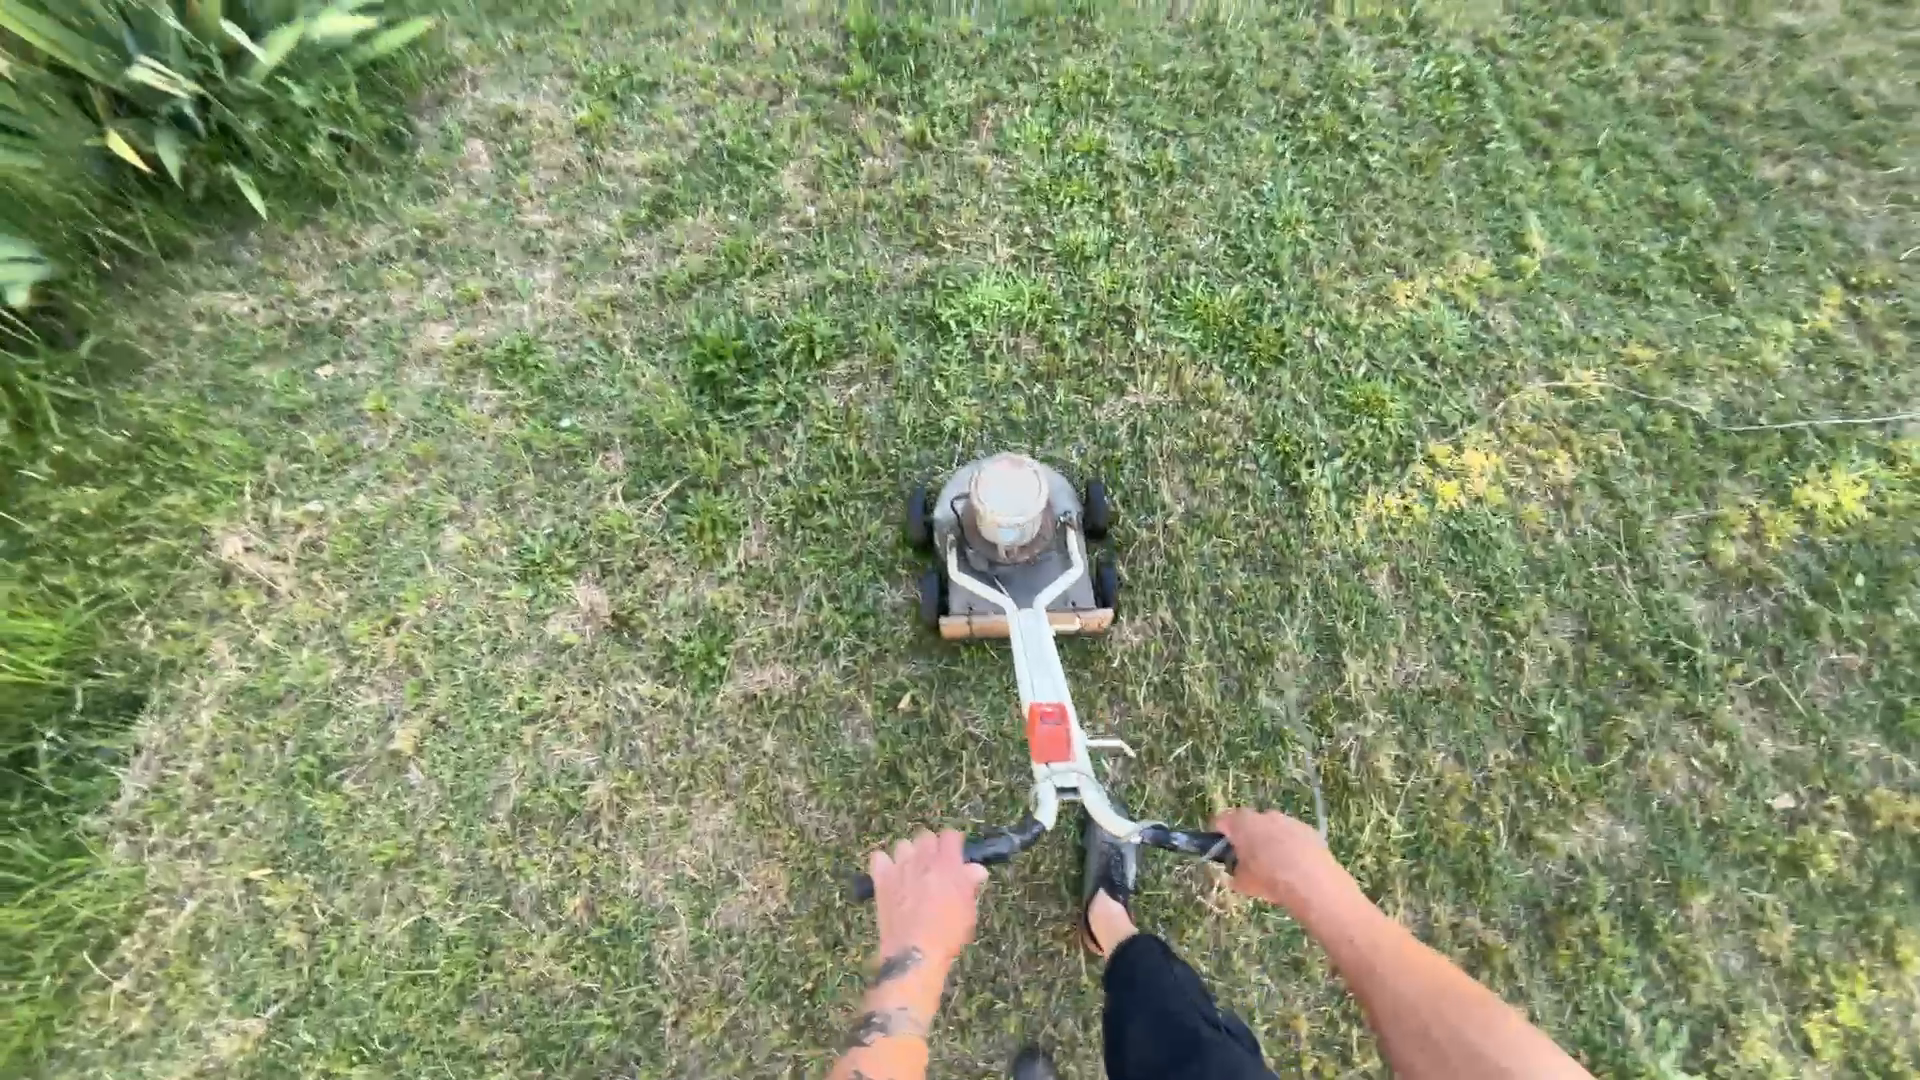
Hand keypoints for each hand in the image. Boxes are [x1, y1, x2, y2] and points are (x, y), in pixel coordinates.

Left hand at [868, 830, 989, 966]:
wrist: (915, 954)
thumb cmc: (947, 935)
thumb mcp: (967, 910)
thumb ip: (969, 884)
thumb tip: (976, 869)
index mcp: (947, 864)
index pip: (951, 835)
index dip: (953, 843)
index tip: (954, 853)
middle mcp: (923, 859)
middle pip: (926, 836)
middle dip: (931, 847)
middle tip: (934, 867)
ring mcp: (900, 867)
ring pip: (903, 845)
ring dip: (909, 855)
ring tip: (912, 873)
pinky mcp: (882, 879)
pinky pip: (879, 858)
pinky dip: (884, 864)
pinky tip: (891, 877)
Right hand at [1214, 808, 1353, 913]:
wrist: (1311, 882)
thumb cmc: (1268, 879)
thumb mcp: (1242, 883)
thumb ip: (1235, 872)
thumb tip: (1237, 871)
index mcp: (1240, 823)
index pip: (1221, 821)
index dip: (1219, 836)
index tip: (1223, 851)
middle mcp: (1262, 815)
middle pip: (1248, 823)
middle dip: (1248, 838)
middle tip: (1250, 861)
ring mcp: (1287, 820)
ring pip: (1272, 828)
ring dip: (1271, 842)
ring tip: (1277, 867)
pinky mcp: (1307, 829)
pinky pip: (1292, 836)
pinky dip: (1291, 846)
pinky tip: (1296, 867)